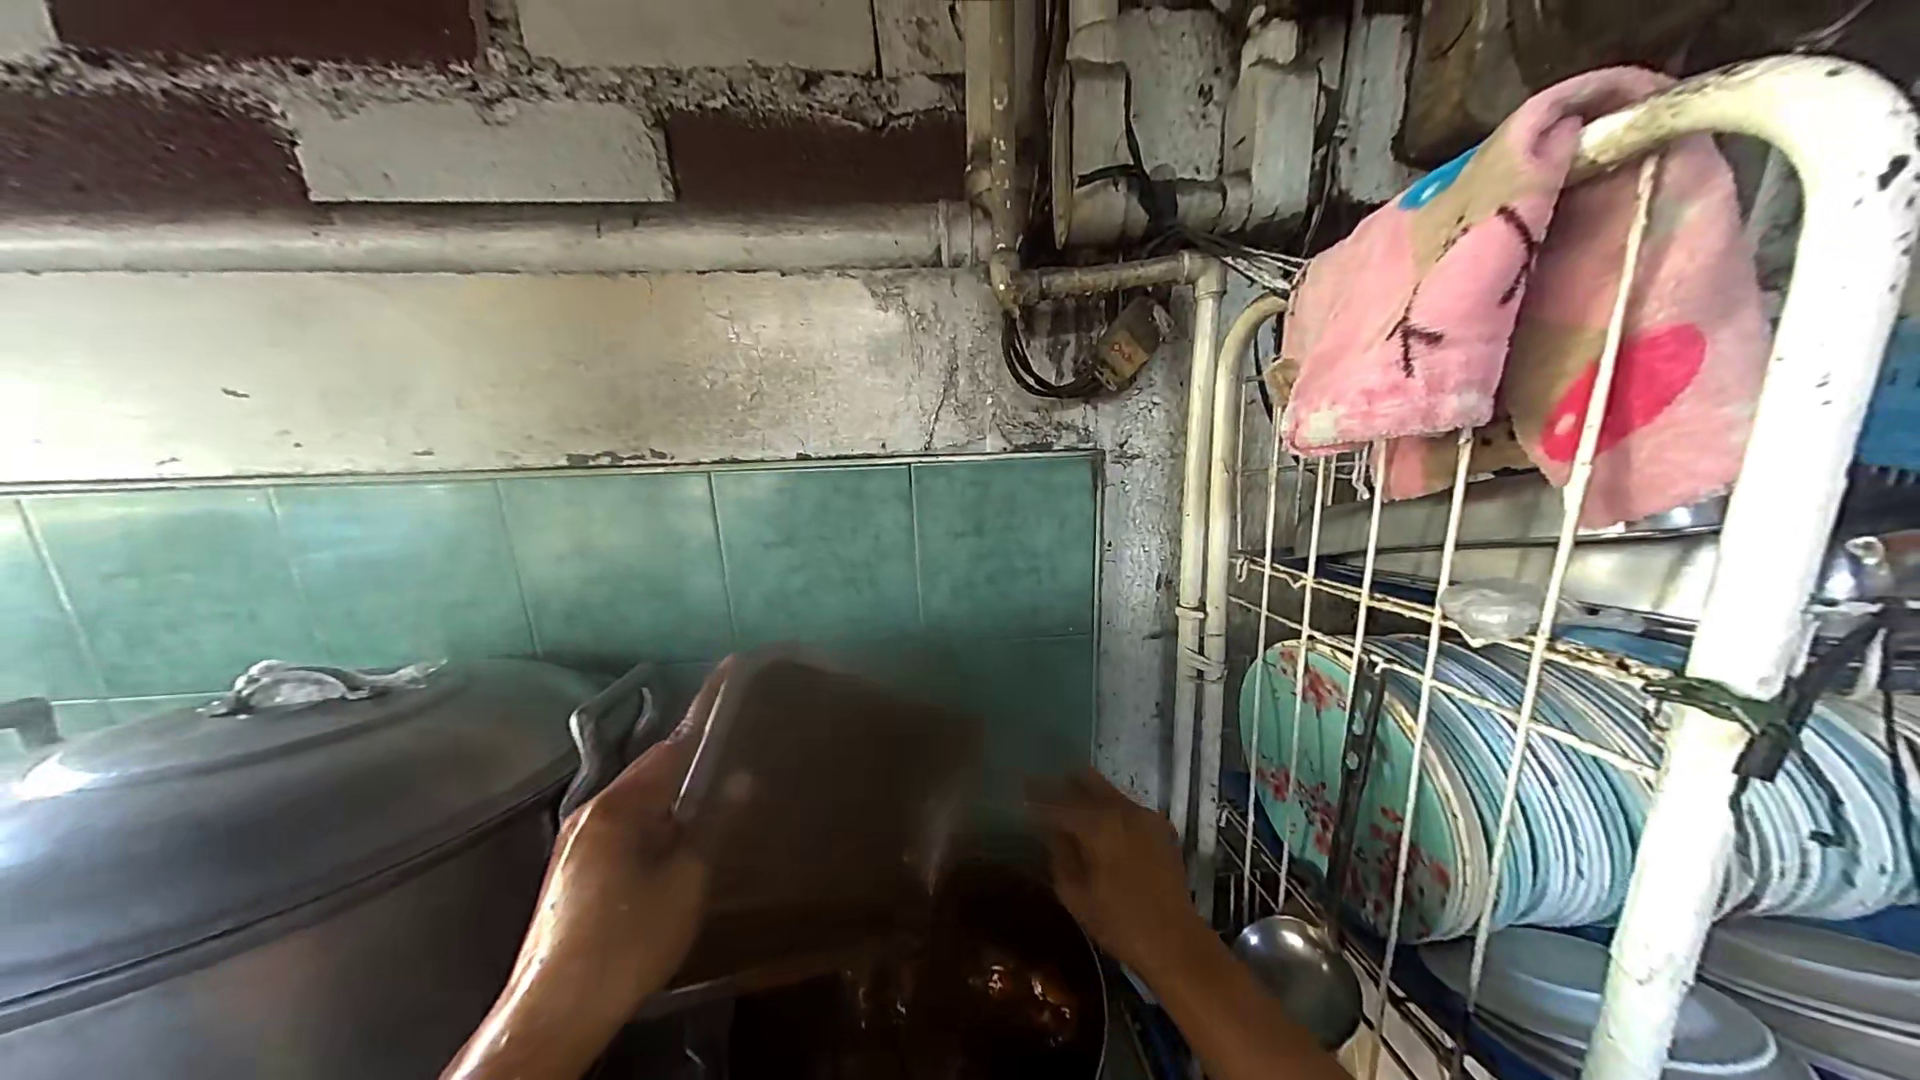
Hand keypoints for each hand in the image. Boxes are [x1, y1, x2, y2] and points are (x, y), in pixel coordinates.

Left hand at [442, 661, 746, 1079]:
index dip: (704, 711)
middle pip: (652, 768)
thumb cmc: (628, 939)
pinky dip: (658, 815)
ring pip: (639, 798)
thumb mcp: (686, 880)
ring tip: (716, 784)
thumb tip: (744, 778)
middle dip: (693, 754)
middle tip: (735, 740)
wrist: (555, 1012)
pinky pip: (626, 822)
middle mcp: (592, 812)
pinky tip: (679, 834)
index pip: (672, 745)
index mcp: (618, 806)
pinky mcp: (576, 867)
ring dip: (676, 789)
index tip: (729, 673)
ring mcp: (578, 840)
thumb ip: (715, 823)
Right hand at [1032, 770, 1347, 1079]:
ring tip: (1071, 807)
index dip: (1036, 795)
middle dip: (1063, 783)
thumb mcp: (1074, 894)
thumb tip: (1051, 830)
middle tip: (1045, 791)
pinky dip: (1109, 809)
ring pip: (1108, 790)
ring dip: (1087, 795)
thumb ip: (1059, 854)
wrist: (1176, 942)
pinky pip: (1126, 806)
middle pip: (1086, 780)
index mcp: (1097, 824)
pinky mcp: (1161, 826)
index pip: (1057, 801)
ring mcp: (1145, 815)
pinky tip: (1102, 826)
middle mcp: (1122, 809)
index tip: (1021, 790)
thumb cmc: (1119, 923)